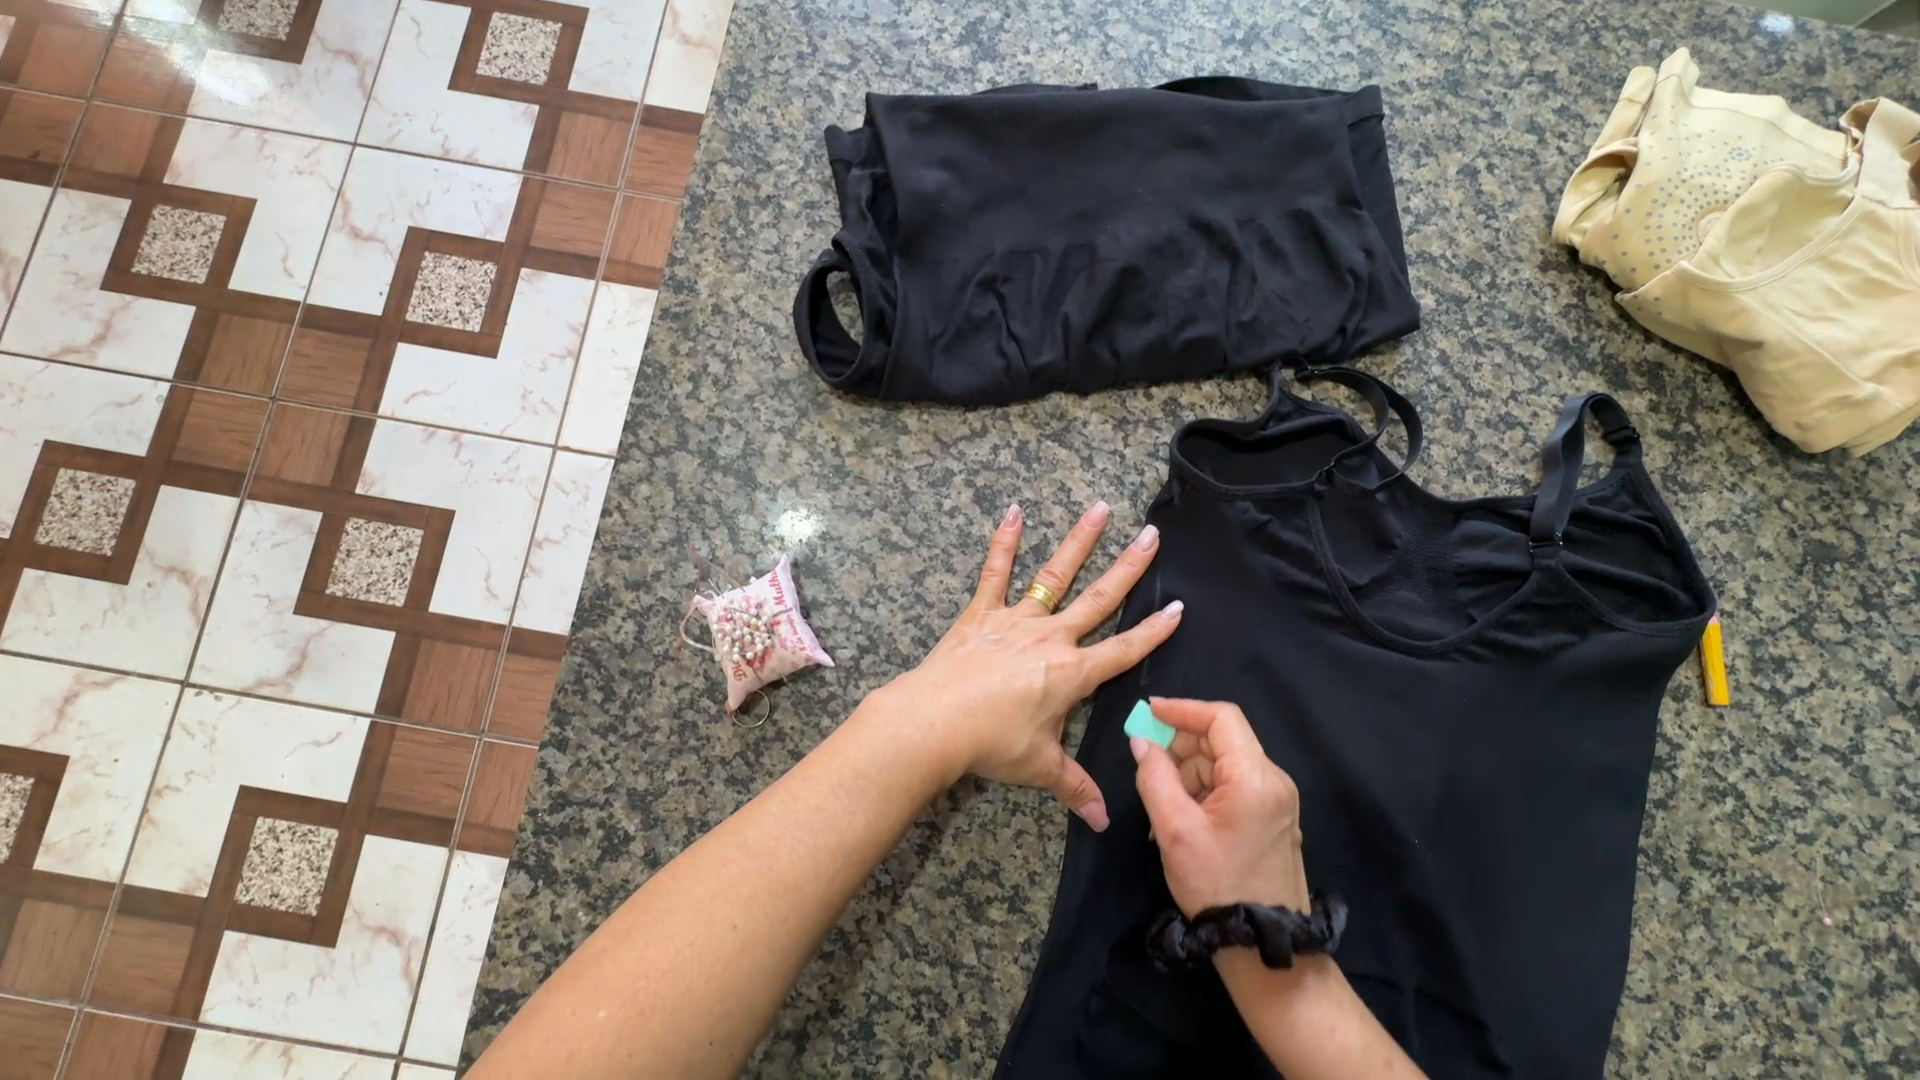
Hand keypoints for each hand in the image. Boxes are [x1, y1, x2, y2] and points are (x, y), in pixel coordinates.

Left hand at [871, 501, 1184, 831]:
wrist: (934, 722)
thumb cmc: (990, 744)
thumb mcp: (1039, 767)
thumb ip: (1074, 787)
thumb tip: (1102, 821)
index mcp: (1072, 674)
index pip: (1124, 650)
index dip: (1153, 632)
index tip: (1178, 607)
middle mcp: (1051, 639)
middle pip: (1099, 599)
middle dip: (1129, 567)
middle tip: (1152, 535)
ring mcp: (1015, 621)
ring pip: (1054, 575)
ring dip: (1078, 541)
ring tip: (1098, 508)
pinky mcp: (981, 614)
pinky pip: (994, 573)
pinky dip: (1003, 542)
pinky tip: (1013, 512)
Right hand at [1131, 699, 1310, 914]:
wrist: (1261, 946)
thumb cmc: (1216, 884)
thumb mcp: (1174, 829)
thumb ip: (1154, 777)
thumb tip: (1142, 742)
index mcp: (1256, 778)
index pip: (1222, 718)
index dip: (1183, 710)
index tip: (1149, 713)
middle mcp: (1273, 781)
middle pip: (1222, 741)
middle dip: (1181, 749)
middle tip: (1147, 768)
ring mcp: (1277, 802)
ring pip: (1224, 765)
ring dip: (1188, 776)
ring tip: (1163, 811)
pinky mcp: (1273, 820)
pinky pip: (1233, 787)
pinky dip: (1203, 793)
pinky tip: (1181, 820)